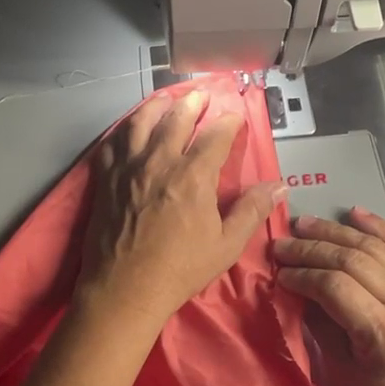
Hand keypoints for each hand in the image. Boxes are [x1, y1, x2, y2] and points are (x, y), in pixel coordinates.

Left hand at [78, 89, 286, 325]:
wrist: (125, 289)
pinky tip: (128, 128)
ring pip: (140, 122)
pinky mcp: (105, 179)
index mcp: (193, 176)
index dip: (228, 122)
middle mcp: (159, 162)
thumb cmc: (180, 270)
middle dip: (192, 102)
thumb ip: (252, 211)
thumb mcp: (226, 245)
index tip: (234, 118)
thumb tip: (279, 187)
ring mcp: (128, 168)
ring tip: (164, 99)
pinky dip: (123, 129)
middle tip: (200, 96)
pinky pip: (112, 143)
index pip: (215, 135)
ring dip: (155, 106)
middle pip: (176, 118)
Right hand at [272, 209, 384, 385]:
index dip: (303, 274)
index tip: (279, 272)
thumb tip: (296, 287)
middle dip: (312, 248)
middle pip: (352, 260)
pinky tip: (353, 212)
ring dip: (334, 232)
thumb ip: (320, 323)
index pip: (335, 286)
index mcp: (383, 331)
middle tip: (282, 244)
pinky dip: (375, 226)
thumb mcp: (342, 368)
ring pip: (372, 247)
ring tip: (304, 224)